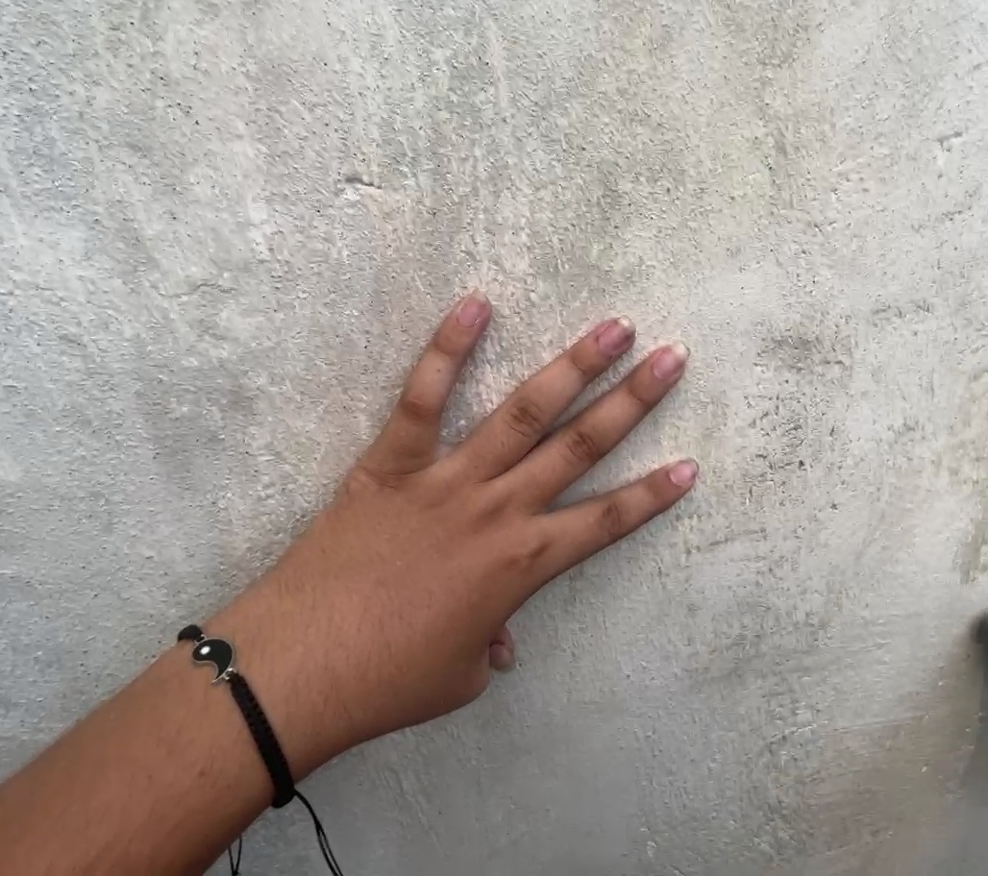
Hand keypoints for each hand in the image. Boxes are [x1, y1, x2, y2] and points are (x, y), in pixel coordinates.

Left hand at [213, 293, 696, 758]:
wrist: (297, 672)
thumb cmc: (386, 682)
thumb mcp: (460, 676)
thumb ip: (493, 643)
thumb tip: (504, 640)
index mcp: (522, 566)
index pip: (605, 523)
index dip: (652, 496)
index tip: (690, 465)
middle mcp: (498, 512)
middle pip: (581, 447)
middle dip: (634, 401)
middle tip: (671, 357)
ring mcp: (447, 481)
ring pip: (524, 413)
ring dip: (573, 367)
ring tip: (613, 328)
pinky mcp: (392, 463)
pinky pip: (423, 398)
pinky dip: (448, 350)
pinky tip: (476, 305)